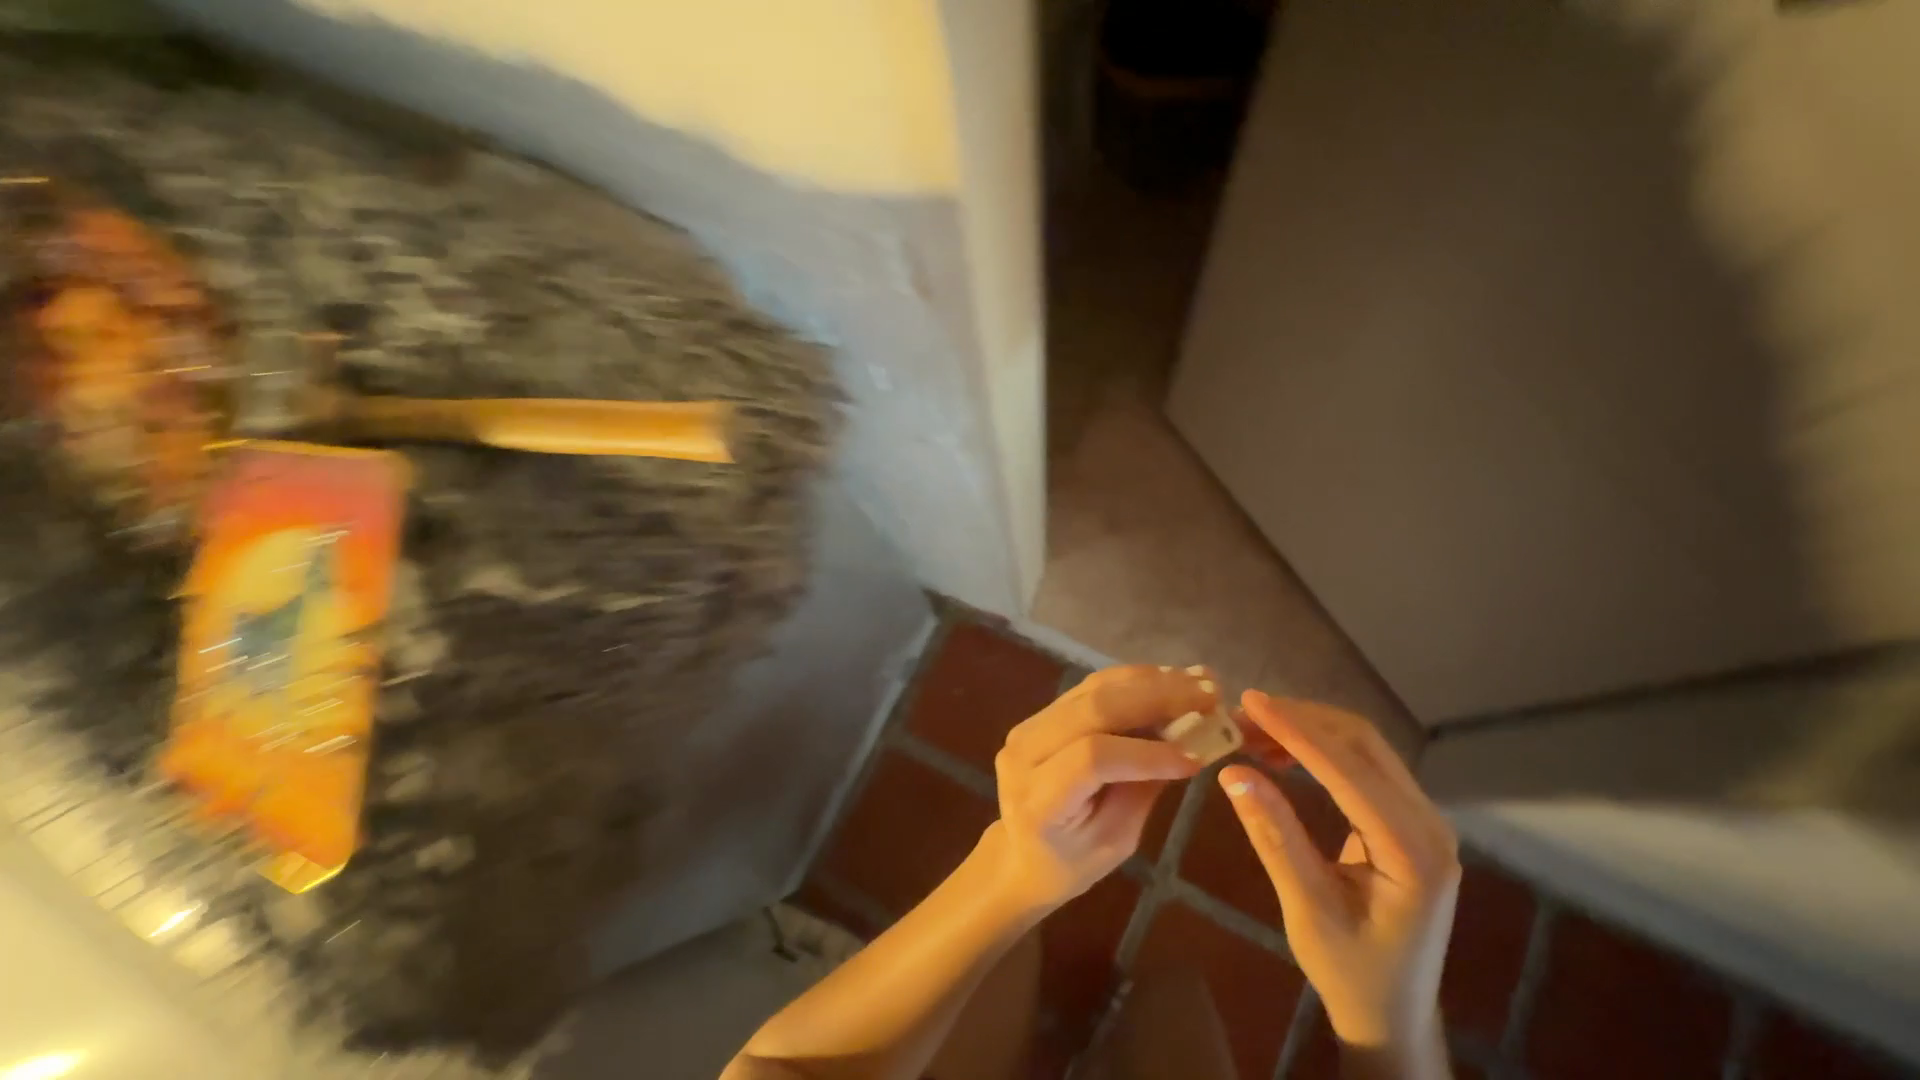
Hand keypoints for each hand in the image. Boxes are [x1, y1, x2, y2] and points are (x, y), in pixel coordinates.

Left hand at [985, 665, 1213, 912]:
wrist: (1017, 852)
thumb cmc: (1069, 860)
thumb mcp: (1113, 842)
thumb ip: (1144, 791)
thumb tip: (1190, 746)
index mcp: (1038, 801)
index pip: (1092, 759)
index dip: (1147, 752)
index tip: (1196, 756)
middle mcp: (1025, 753)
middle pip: (1093, 709)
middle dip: (1157, 698)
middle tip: (1210, 697)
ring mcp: (1029, 726)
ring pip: (1094, 690)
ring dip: (1151, 681)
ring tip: (1200, 681)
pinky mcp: (1042, 713)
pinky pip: (1090, 688)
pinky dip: (1134, 680)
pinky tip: (1170, 679)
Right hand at [1219, 691, 1460, 1054]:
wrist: (1394, 1011)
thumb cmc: (1349, 968)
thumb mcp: (1306, 906)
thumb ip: (1275, 836)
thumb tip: (1234, 772)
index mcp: (1412, 849)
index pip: (1348, 769)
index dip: (1296, 730)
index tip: (1250, 701)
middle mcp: (1429, 824)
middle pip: (1364, 744)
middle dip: (1301, 720)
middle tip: (1243, 713)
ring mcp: (1424, 820)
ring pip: (1366, 749)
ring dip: (1310, 730)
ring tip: (1254, 729)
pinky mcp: (1409, 821)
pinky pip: (1366, 767)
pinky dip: (1322, 750)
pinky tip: (1284, 752)